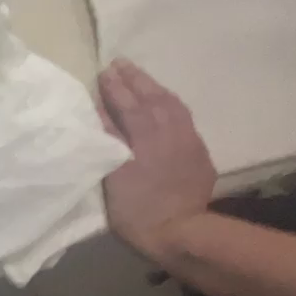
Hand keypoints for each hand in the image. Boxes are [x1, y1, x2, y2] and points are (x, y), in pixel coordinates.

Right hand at [97, 58, 216, 263]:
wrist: (178, 230)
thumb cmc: (134, 210)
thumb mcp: (112, 178)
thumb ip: (108, 144)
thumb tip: (99, 116)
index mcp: (147, 142)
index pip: (130, 108)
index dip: (116, 90)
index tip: (102, 72)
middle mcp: (171, 136)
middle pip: (155, 101)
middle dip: (137, 82)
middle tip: (119, 64)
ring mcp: (187, 144)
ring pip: (172, 107)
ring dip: (153, 89)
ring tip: (138, 78)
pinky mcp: (196, 153)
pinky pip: (182, 119)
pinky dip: (167, 105)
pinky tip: (160, 103)